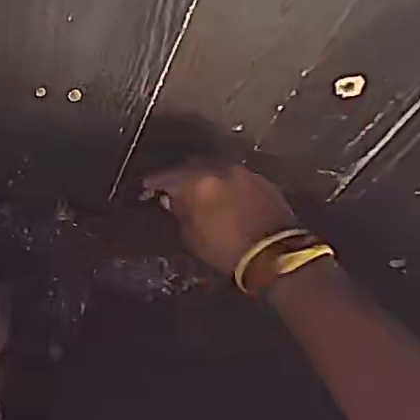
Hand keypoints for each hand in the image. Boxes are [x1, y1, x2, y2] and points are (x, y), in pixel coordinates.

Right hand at [143, 159, 298, 273]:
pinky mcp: (262, 181)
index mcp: (197, 183)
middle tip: (172, 188)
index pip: (167, 176)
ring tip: (198, 192)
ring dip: (205, 178)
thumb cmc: (224, 249)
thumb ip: (179, 212)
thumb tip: (171, 199)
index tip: (146, 187)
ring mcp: (244, 173)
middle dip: (180, 175)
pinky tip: (222, 196)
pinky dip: (224, 183)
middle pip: (192, 164)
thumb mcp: (191, 235)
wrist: (273, 254)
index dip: (153, 182)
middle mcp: (220, 171)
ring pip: (216, 168)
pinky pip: (234, 177)